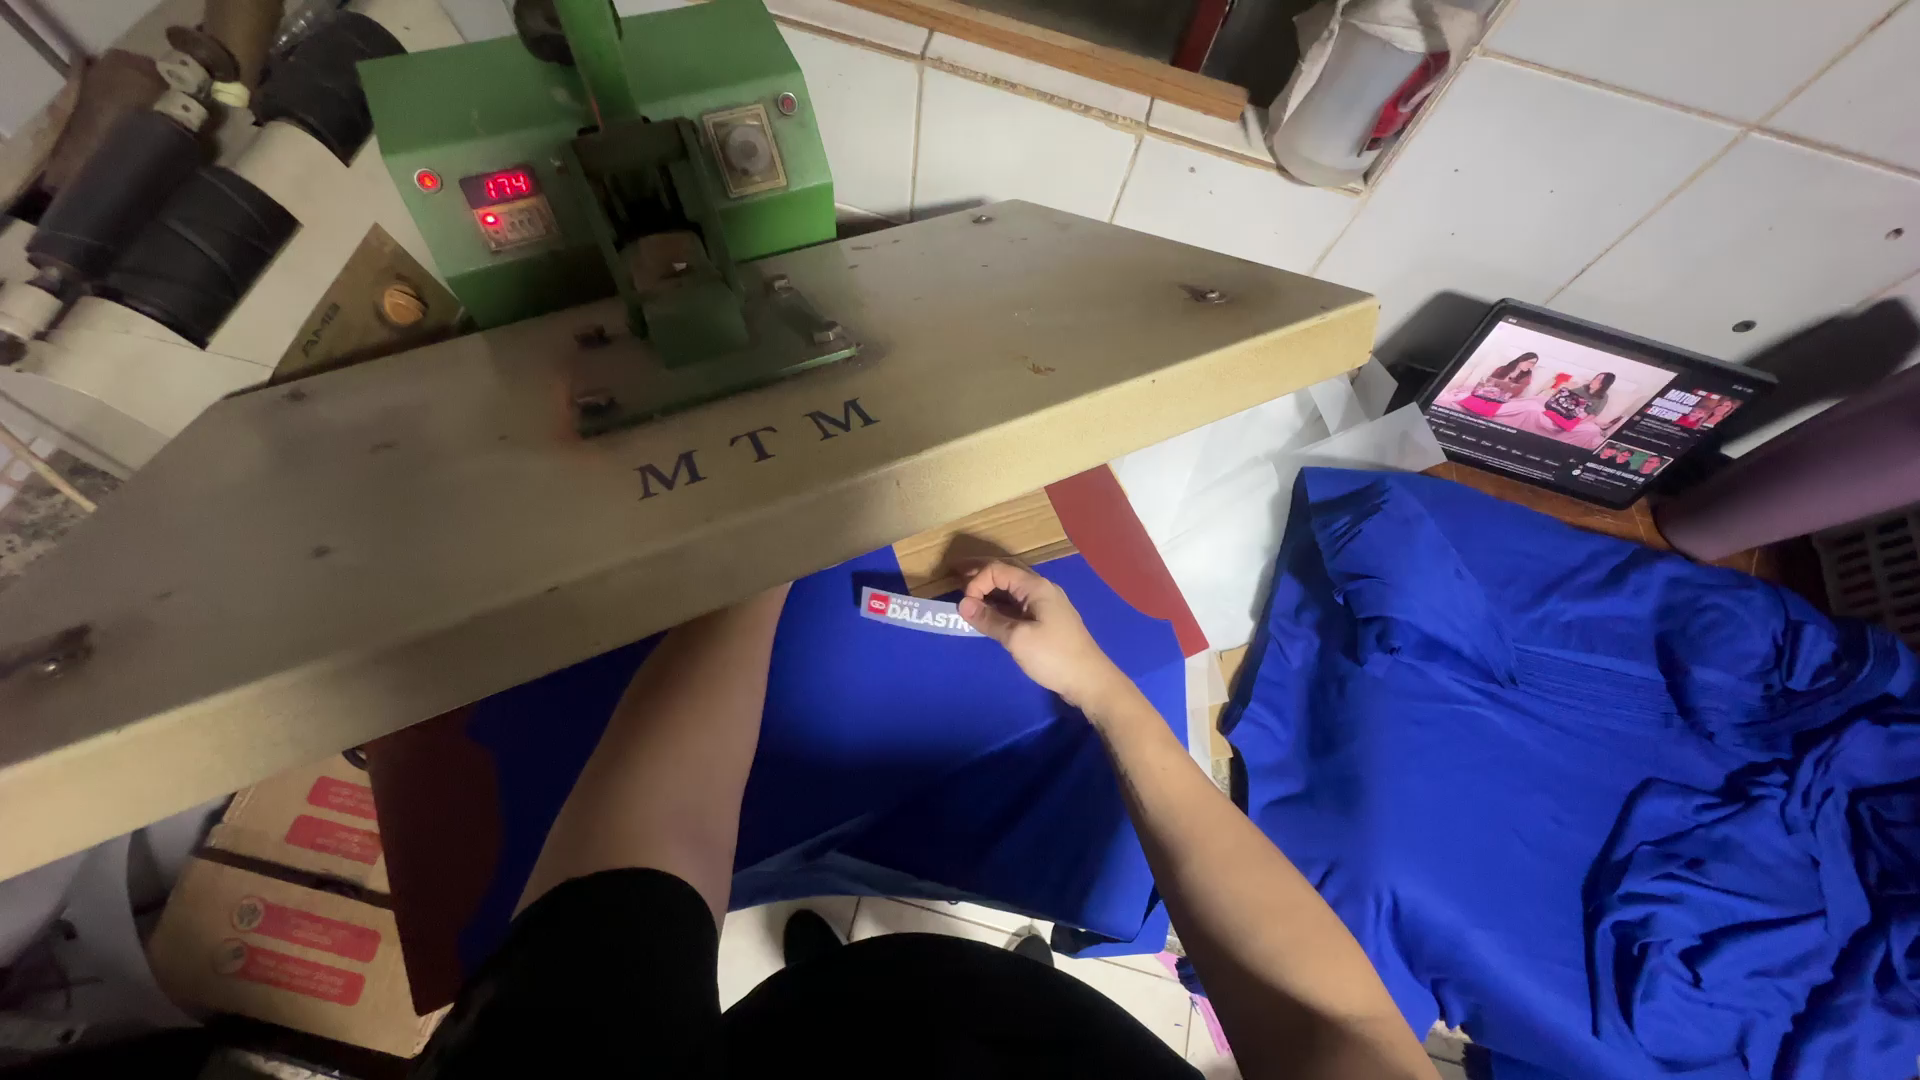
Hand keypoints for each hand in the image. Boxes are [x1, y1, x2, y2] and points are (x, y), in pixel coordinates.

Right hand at [958, 560, 1128, 711]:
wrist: (1089, 680)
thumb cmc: (1054, 656)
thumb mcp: (1017, 639)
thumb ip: (989, 620)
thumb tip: (963, 605)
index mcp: (1036, 587)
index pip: (998, 569)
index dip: (977, 581)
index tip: (966, 605)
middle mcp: (1041, 589)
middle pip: (1006, 573)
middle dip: (980, 573)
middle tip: (955, 574)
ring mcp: (1045, 605)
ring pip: (1011, 589)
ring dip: (989, 590)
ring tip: (967, 595)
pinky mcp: (1045, 620)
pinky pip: (1017, 604)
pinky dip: (999, 605)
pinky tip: (988, 613)